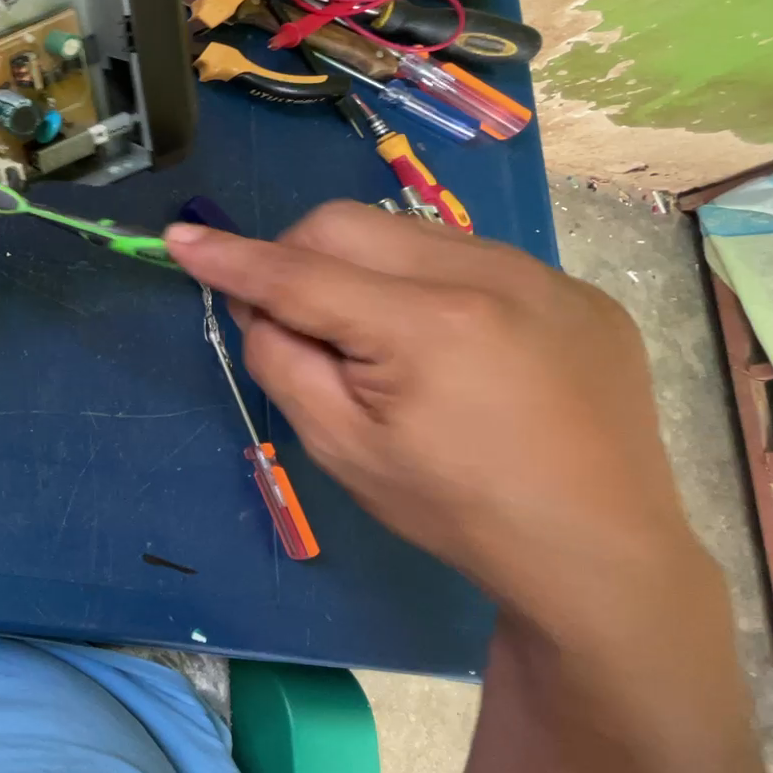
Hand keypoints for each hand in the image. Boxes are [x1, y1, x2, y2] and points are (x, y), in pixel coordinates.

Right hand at [165, 202, 706, 630]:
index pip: (295, 274)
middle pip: (344, 224)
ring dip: (354, 266)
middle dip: (292, 256)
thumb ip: (281, 359)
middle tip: (289, 320)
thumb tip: (259, 304)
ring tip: (369, 337)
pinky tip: (440, 344)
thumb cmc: (450, 505)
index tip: (177, 238)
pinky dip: (415, 280)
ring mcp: (542, 274)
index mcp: (424, 325)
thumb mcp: (337, 444)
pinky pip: (461, 254)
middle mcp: (487, 275)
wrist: (596, 548)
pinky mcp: (575, 286)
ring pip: (401, 230)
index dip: (229, 257)